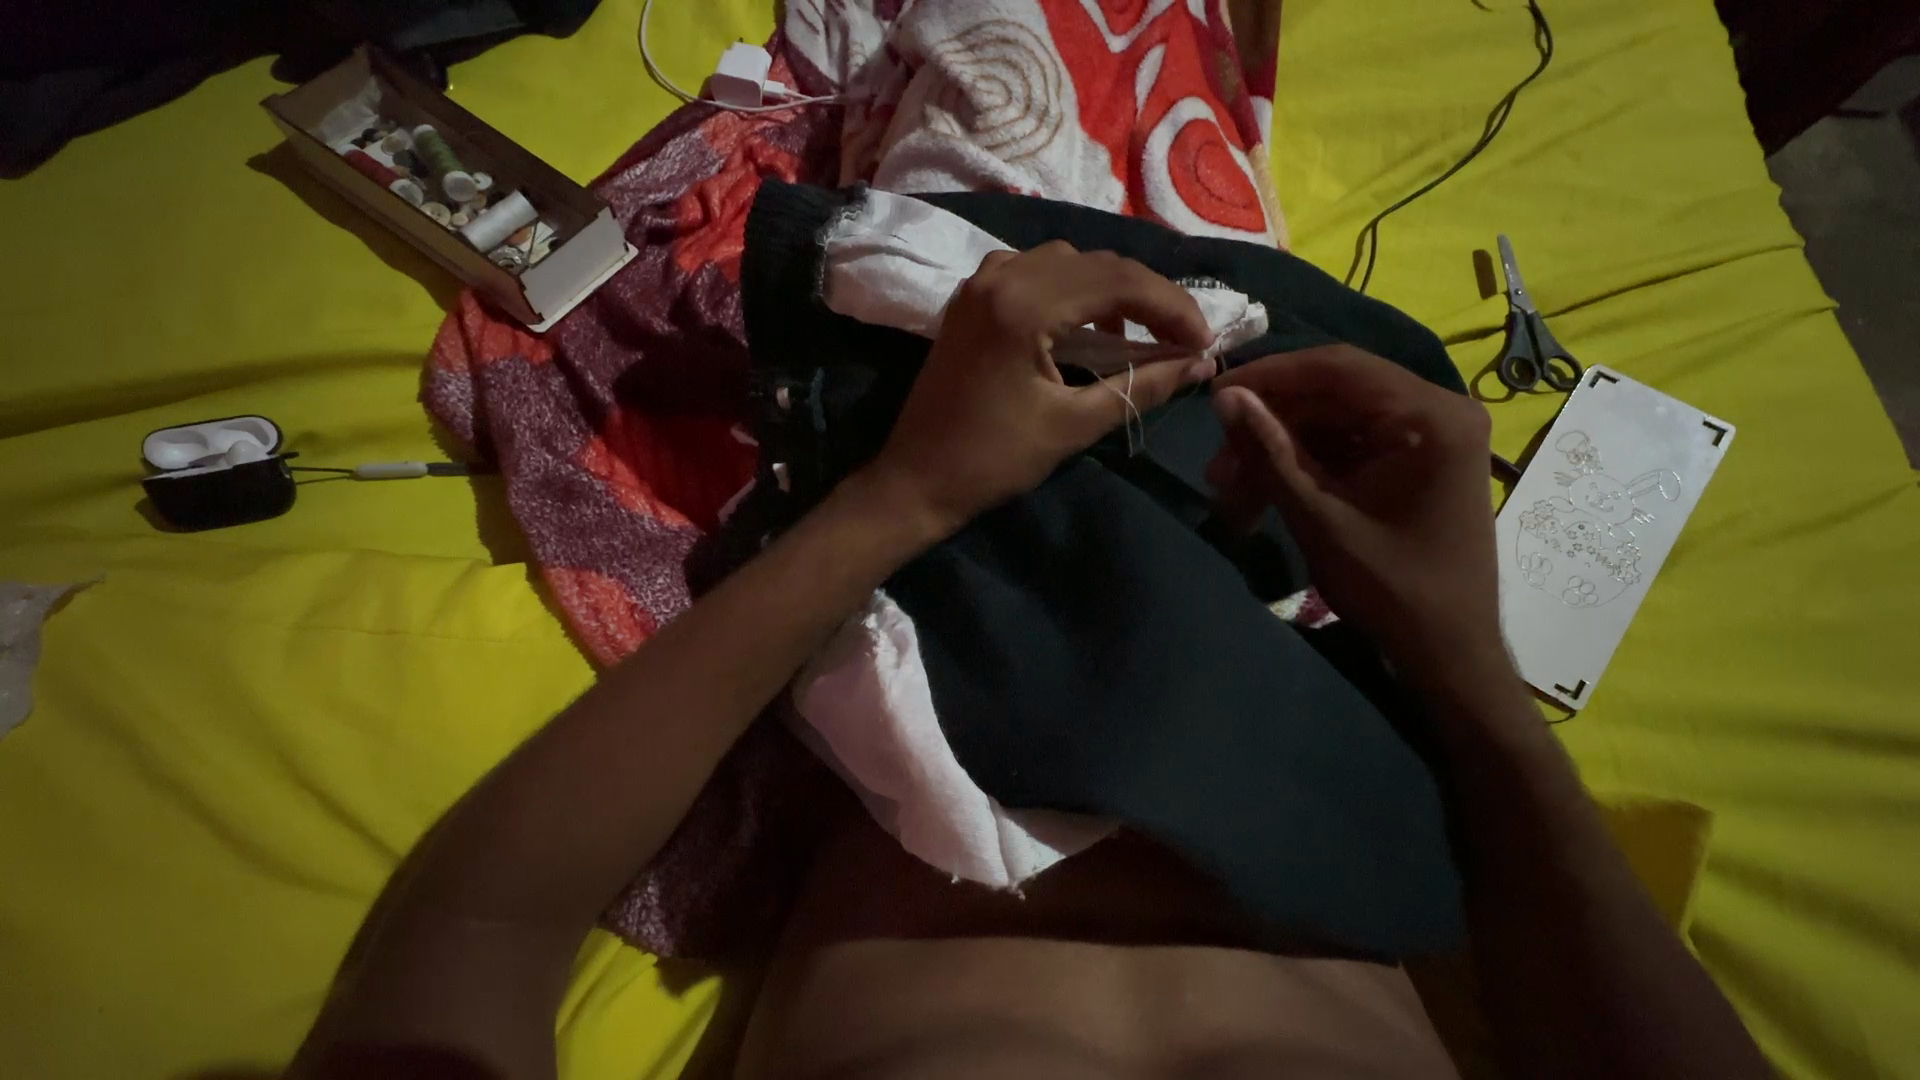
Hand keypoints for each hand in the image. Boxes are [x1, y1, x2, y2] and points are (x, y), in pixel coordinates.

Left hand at [864, 242, 1215, 535]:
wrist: (917, 479)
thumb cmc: (993, 460)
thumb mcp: (1073, 426)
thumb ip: (1140, 387)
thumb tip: (1200, 365)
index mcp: (1023, 304)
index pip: (1119, 281)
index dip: (1172, 307)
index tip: (1204, 341)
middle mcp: (1000, 275)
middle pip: (1096, 263)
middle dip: (1147, 297)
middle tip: (1182, 338)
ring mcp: (980, 283)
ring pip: (1066, 262)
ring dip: (1109, 291)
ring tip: (1137, 337)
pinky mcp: (970, 299)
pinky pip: (1033, 273)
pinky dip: (1069, 291)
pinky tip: (1083, 327)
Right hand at [1208, 346, 1503, 683]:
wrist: (1447, 652)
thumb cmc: (1392, 588)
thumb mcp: (1320, 517)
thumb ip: (1270, 452)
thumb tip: (1224, 398)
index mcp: (1430, 416)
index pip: (1338, 368)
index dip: (1270, 376)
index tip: (1213, 396)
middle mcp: (1436, 412)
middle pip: (1333, 396)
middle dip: (1268, 427)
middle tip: (1217, 468)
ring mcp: (1426, 437)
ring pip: (1332, 424)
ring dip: (1278, 452)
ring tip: (1230, 490)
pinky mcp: (1412, 462)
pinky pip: (1346, 447)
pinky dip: (1303, 467)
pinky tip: (1261, 493)